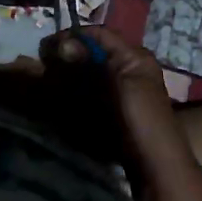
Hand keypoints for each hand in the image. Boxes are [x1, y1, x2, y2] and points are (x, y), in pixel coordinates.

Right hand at [49, 27, 175, 130]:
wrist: (155, 166)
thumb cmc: (141, 118)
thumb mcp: (120, 83)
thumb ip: (91, 60)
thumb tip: (63, 42)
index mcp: (134, 56)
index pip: (99, 34)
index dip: (73, 36)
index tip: (47, 47)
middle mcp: (127, 68)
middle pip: (92, 52)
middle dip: (68, 57)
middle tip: (46, 66)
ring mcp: (119, 90)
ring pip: (87, 73)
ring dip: (68, 76)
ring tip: (49, 83)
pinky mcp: (111, 110)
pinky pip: (88, 93)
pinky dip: (74, 93)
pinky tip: (61, 100)